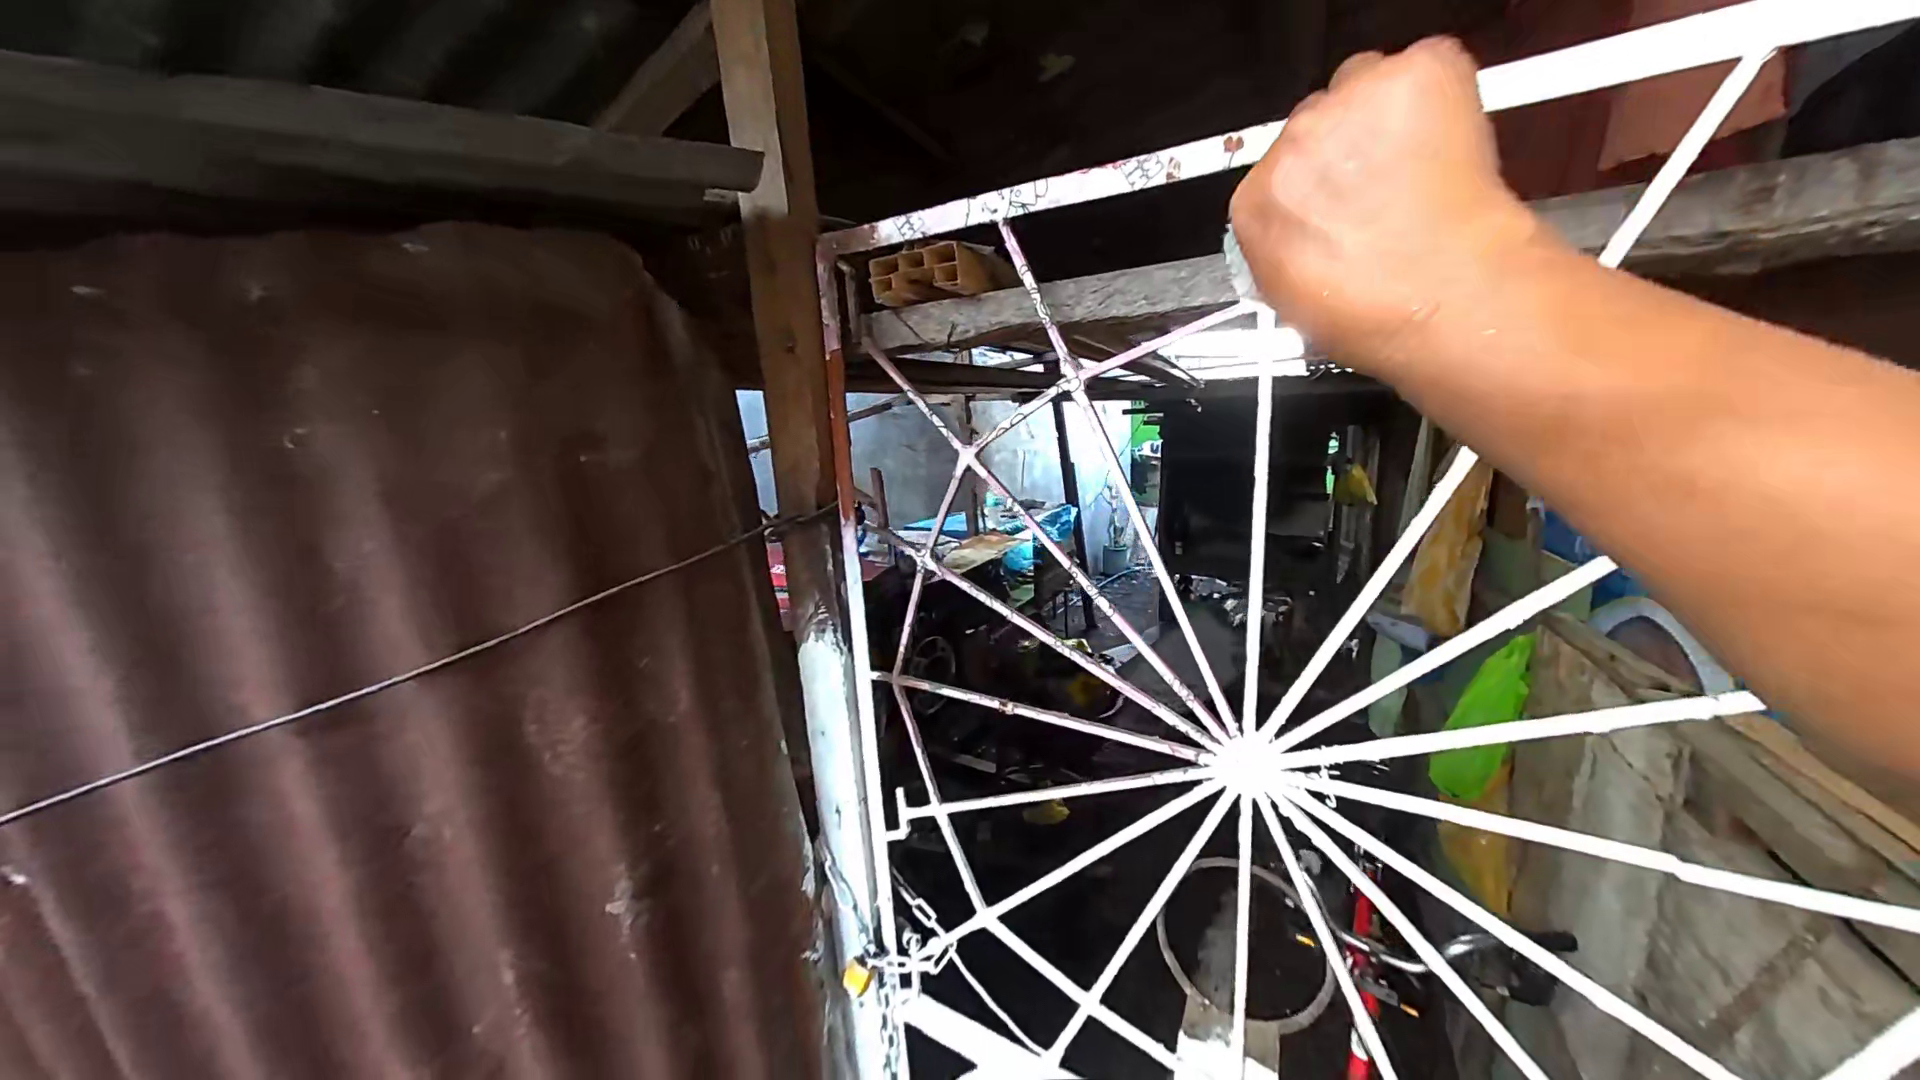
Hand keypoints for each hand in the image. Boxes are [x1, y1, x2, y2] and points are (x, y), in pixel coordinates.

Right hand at [1230, 38, 1546, 372]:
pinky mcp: (1414, 77)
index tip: (1330, 200)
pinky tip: (1439, 144)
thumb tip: (1297, 225)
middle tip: (1373, 185)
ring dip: (1381, 118)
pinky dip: (1437, 97)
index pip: (1271, 169)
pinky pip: (1424, 67)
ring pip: (1363, 87)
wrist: (1435, 296)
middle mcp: (1291, 145)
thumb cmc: (1363, 312)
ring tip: (1408, 167)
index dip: (1306, 182)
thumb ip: (1277, 241)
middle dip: (1340, 148)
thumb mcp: (1285, 295)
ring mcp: (1351, 106)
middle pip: (1312, 121)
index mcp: (1252, 203)